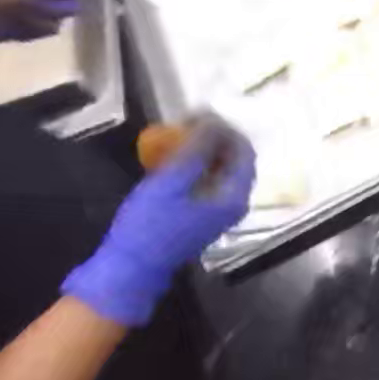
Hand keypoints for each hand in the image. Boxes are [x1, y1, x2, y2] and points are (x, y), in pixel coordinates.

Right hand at [61, 120, 255, 326]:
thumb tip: (215, 121)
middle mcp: (234, 203)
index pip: (244, 152)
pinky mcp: (203, 213)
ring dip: (202, 150)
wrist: (133, 265)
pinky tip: (171, 155)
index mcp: (234, 197)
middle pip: (234, 159)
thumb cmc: (151, 223)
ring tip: (175, 134)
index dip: (225, 129)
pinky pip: (206, 181)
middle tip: (184, 122)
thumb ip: (197, 150)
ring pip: (219, 169)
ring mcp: (219, 210)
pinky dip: (193, 165)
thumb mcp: (173, 181)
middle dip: (213, 138)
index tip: (198, 114)